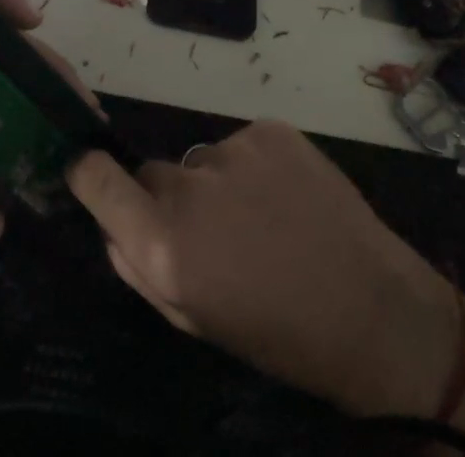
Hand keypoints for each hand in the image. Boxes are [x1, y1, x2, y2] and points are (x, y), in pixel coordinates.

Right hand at [67, 121, 464, 417]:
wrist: (374, 312)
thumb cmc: (276, 333)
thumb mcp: (190, 317)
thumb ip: (138, 265)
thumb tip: (113, 221)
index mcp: (161, 243)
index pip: (93, 175)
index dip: (89, 173)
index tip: (96, 177)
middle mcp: (189, 188)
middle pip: (152, 174)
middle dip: (170, 200)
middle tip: (216, 233)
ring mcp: (234, 152)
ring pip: (201, 162)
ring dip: (218, 185)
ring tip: (266, 220)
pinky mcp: (273, 132)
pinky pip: (242, 146)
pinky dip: (255, 167)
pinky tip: (290, 199)